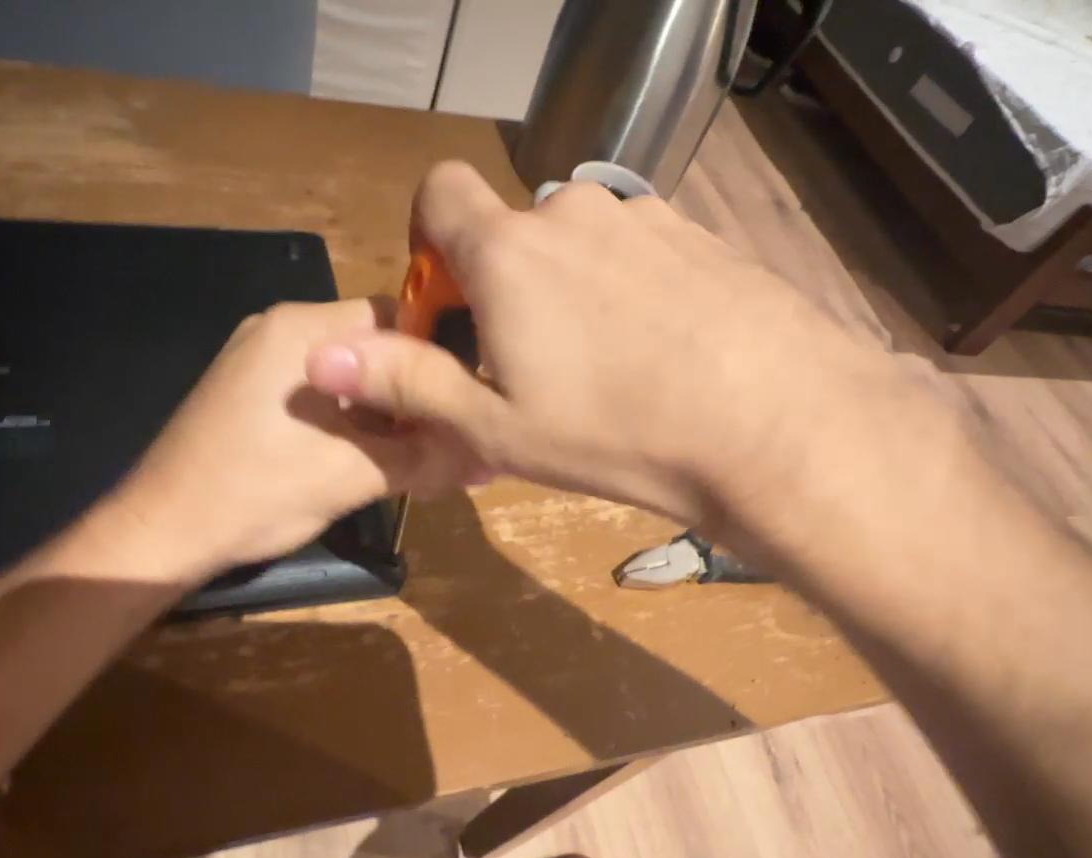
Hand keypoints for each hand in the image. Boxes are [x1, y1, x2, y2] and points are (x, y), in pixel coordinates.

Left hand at [99, 298, 480, 578]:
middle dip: (412, 388)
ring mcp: (257, 359)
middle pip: (371, 345)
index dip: (439, 356)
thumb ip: (423, 458)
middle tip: (452, 430)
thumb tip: (491, 455)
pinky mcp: (247, 391)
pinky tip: (370, 454)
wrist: (159, 532)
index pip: (395, 317)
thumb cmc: (252, 494)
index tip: (472, 396)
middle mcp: (277, 329)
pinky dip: (349, 418)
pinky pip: (317, 391)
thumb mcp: (348, 477)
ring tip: (421, 448)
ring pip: (345, 372)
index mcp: (301, 331)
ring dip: (382, 408)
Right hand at [303, 161, 931, 533]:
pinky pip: (639, 252)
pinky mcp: (700, 236)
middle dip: (504, 283)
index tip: (448, 308)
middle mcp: (571, 212)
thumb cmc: (614, 431)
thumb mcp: (494, 425)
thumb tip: (319, 358)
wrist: (772, 423)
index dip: (429, 240)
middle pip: (512, 229)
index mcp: (507, 251)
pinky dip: (629, 290)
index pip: (438, 191)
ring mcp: (643, 218)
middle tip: (530, 366)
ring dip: (569, 291)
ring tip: (604, 369)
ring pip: (579, 244)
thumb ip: (405, 383)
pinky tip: (660, 353)